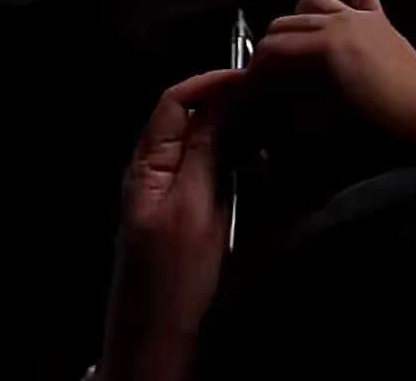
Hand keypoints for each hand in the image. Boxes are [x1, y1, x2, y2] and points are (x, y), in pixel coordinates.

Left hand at [101, 69, 239, 380]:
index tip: (247, 78)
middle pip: (190, 115)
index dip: (210, 82)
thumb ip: (204, 148)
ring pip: (205, 139)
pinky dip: (235, 159)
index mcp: (148, 162)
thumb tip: (221, 100)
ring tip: (266, 137)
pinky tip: (257, 167)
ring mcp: (171, 186)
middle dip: (227, 105)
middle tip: (265, 103)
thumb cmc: (171, 276)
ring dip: (236, 132)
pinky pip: (211, 166)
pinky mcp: (187, 204)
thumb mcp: (194, 203)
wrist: (157, 338)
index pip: (175, 100)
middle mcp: (156, 167)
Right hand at [251, 0, 415, 139]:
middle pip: (287, 25)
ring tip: (287, 44)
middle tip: (264, 77)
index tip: (246, 90)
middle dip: (269, 48)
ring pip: (313, 2)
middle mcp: (338, 22)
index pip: (274, 51)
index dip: (255, 71)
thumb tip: (272, 102)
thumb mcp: (333, 125)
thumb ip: (297, 110)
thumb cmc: (384, 125)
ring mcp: (360, 15)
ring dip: (294, 20)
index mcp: (325, 48)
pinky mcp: (379, 17)